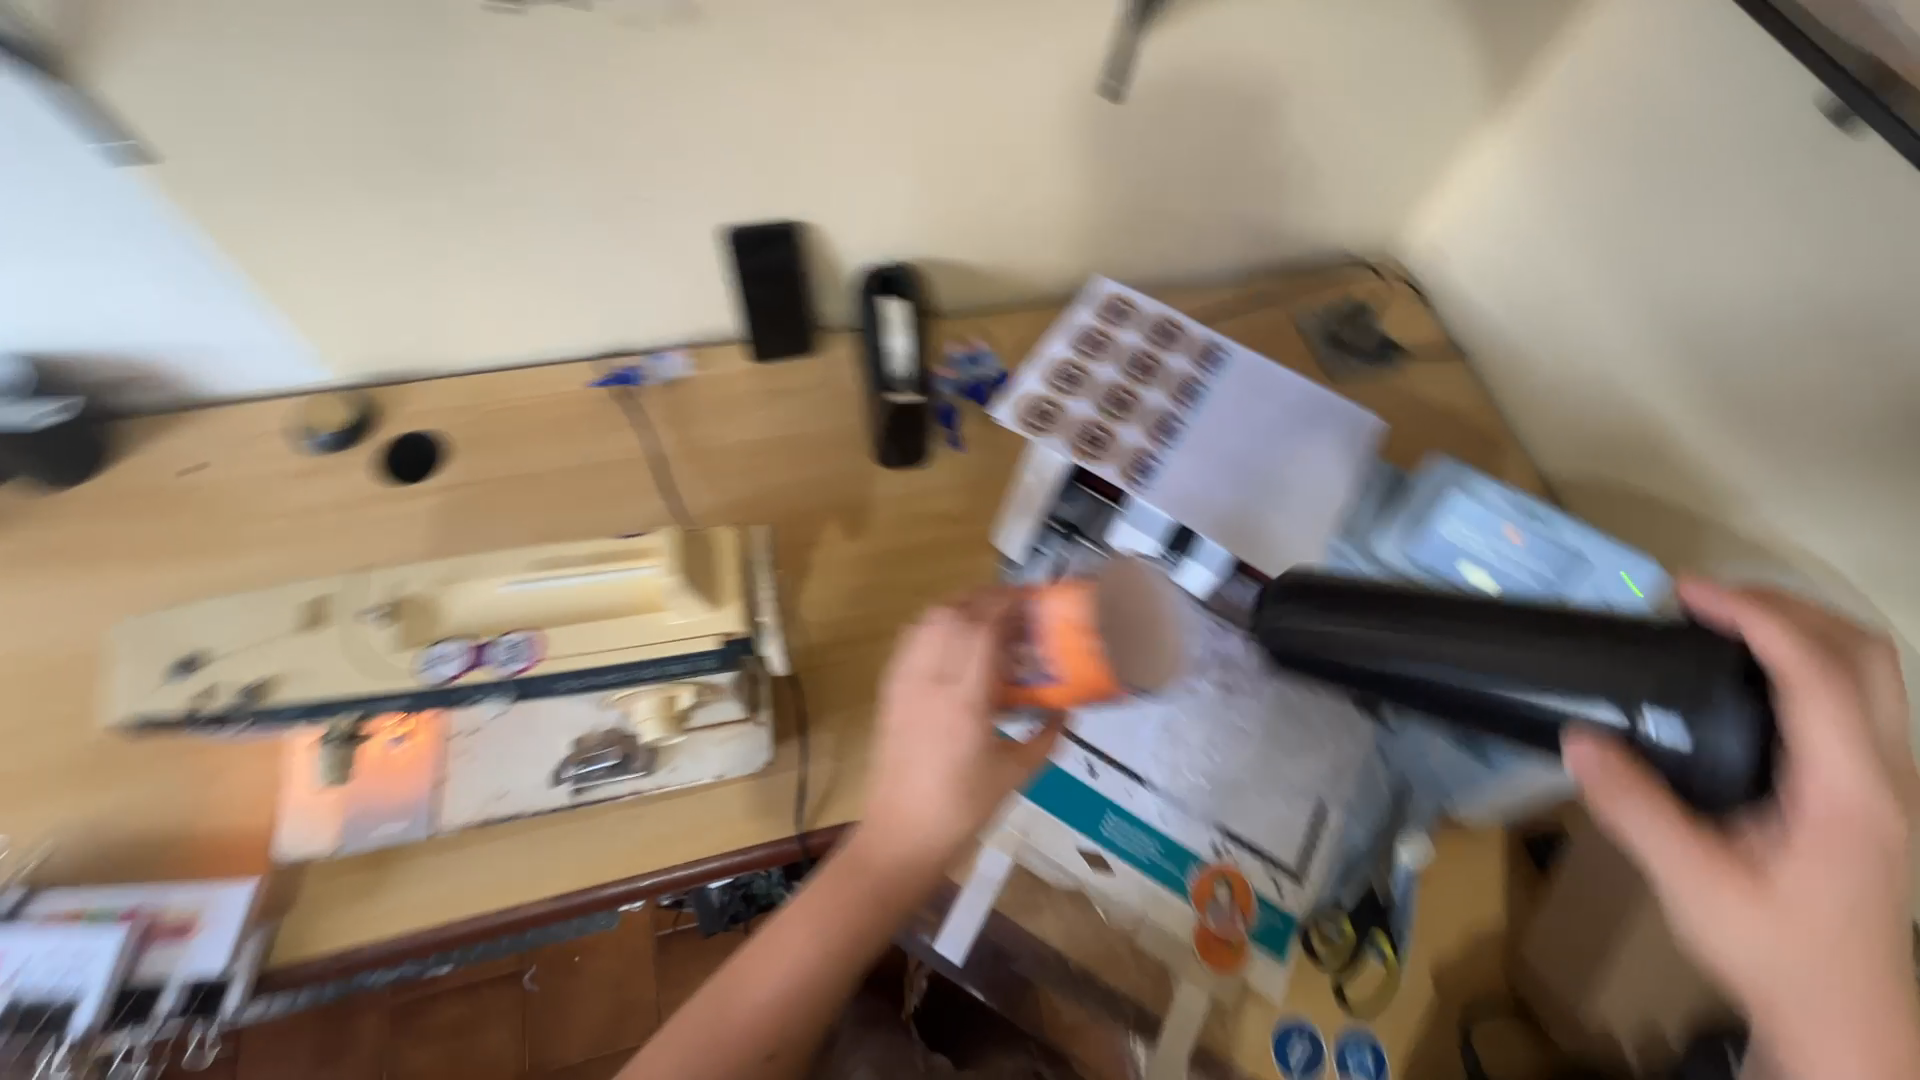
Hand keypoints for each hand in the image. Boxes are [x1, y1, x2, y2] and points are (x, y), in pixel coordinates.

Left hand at [856, 593, 1065, 869]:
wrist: (900, 834)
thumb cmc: (962, 810)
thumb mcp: (1015, 775)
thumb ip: (1046, 738)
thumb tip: (1068, 712)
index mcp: (964, 700)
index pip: (983, 628)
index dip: (1007, 605)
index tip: (1031, 601)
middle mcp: (929, 681)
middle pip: (953, 613)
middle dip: (986, 600)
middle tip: (1014, 609)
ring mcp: (903, 683)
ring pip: (927, 620)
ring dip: (959, 607)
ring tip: (987, 619)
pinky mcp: (888, 690)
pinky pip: (910, 639)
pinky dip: (935, 626)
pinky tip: (954, 642)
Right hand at [1564, 580, 1919, 1068]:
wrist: (1847, 1019)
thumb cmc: (1775, 952)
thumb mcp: (1692, 882)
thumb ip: (1635, 807)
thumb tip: (1577, 737)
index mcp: (1852, 790)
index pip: (1821, 675)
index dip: (1758, 619)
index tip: (1687, 593)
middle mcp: (1886, 775)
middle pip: (1868, 656)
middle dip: (1789, 608)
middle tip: (1703, 598)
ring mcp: (1883, 783)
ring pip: (1869, 674)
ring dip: (1797, 630)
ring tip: (1715, 624)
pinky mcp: (1864, 793)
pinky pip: (1846, 701)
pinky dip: (1796, 664)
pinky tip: (1735, 680)